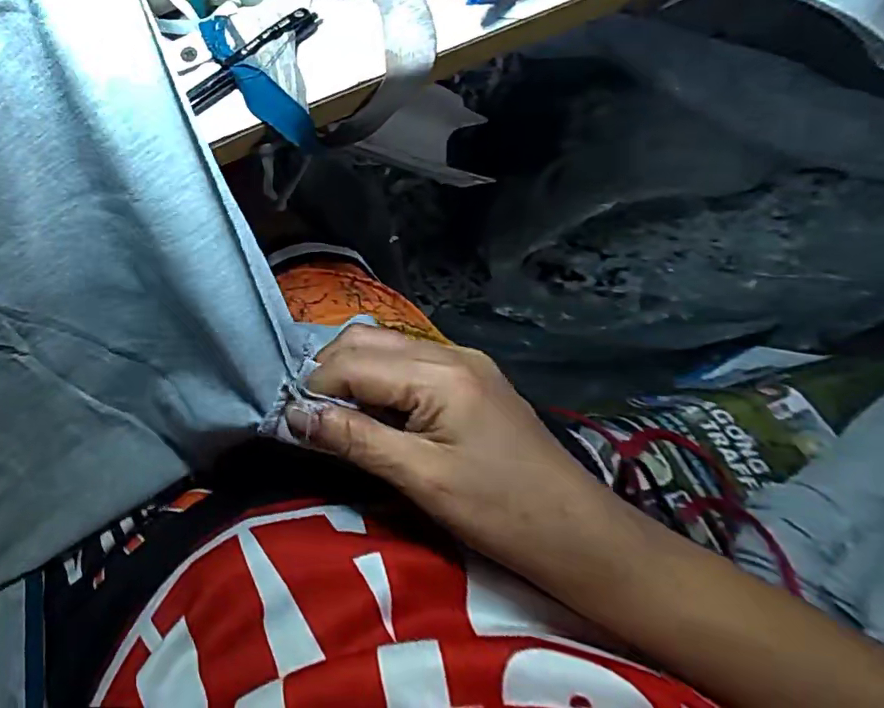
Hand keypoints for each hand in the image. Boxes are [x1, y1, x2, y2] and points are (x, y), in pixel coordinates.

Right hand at [290, 325, 623, 578]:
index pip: (350, 364)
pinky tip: (373, 409)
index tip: (293, 422)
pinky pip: (402, 359)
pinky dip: (374, 376)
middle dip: (326, 372)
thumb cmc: (505, 514)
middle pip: (360, 340)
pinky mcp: (468, 376)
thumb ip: (352, 438)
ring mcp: (461, 361)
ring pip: (379, 344)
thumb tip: (291, 415)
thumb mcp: (420, 479)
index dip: (313, 390)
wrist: (592, 542)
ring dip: (348, 371)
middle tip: (312, 415)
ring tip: (337, 413)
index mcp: (438, 375)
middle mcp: (447, 353)